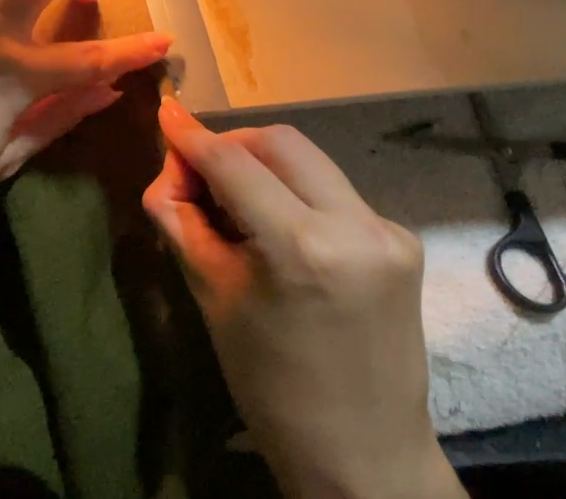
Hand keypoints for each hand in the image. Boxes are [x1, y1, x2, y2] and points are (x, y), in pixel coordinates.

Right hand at [143, 99, 463, 498]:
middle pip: (278, 142)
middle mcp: (356, 225)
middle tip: (197, 176)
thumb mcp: (210, 295)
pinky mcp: (401, 241)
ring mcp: (388, 231)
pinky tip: (277, 229)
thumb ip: (182, 220)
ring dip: (262, 166)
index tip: (164, 112)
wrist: (360, 452)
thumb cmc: (269, 383)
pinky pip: (333, 192)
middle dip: (230, 145)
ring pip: (308, 161)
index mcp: (304, 247)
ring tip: (233, 203)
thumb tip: (167, 170)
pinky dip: (294, 194)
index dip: (192, 136)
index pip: (233, 163)